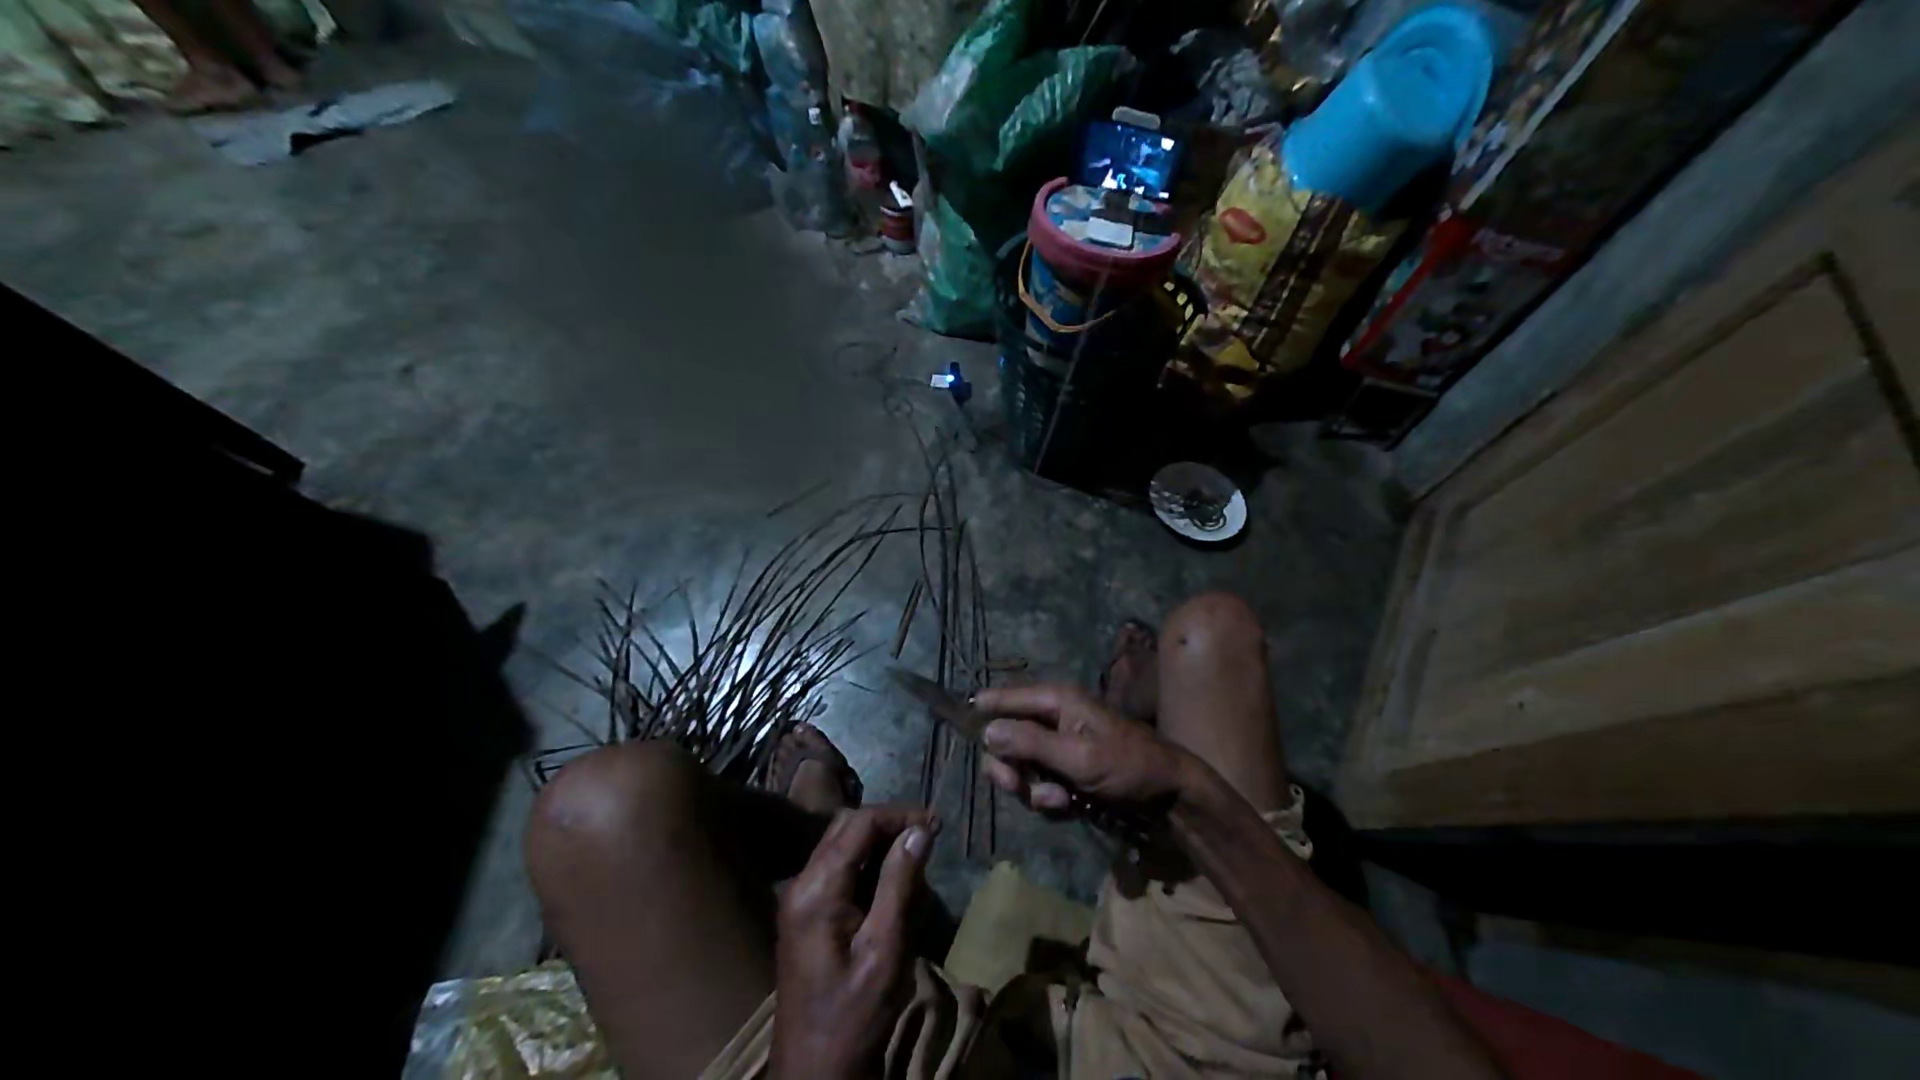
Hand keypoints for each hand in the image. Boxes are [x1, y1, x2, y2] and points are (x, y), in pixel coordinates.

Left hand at [771, 805, 936, 1079]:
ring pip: (841, 844)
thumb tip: (919, 831)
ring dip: (879, 841)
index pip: (858, 824)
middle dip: (889, 823)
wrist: (816, 1071)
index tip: (935, 823)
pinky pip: (838, 869)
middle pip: (846, 827)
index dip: (898, 815)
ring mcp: (799, 899)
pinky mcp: (806, 914)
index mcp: (816, 889)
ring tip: (917, 856)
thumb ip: (900, 884)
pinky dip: (867, 863)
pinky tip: (894, 882)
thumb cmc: (854, 1015)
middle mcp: (801, 883)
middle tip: (929, 835)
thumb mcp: (885, 950)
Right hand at [974, 684, 1192, 814]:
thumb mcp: (1077, 756)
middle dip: (1010, 766)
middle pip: (1008, 738)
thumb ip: (1030, 743)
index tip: (957, 720)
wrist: (1168, 795)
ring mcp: (1060, 746)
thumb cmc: (1126, 765)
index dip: (983, 708)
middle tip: (1017, 785)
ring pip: (1021, 766)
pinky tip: (1069, 805)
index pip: (1008, 697)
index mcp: (1058, 702)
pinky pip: (1040, 783)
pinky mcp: (1066, 771)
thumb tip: (986, 730)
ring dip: (1033, 787)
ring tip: (1058, 800)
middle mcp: (1054, 719)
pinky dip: (1049, 797)